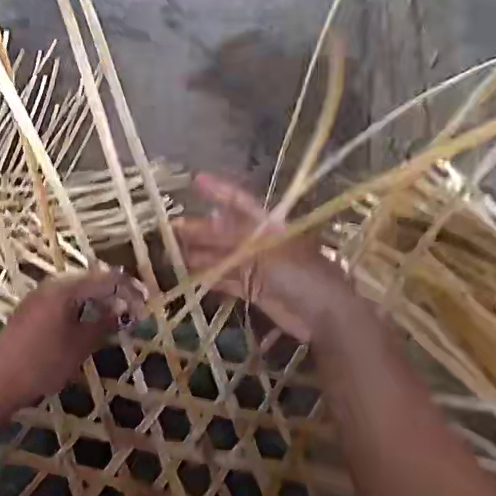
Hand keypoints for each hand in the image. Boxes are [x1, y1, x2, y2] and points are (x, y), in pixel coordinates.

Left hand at [0, 268, 145, 414]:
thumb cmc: (41, 363)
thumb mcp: (79, 345)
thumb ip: (103, 323)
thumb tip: (123, 308)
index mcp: (65, 288)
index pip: (106, 279)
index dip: (129, 290)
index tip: (146, 305)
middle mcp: (52, 285)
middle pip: (91, 279)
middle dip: (115, 292)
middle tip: (135, 308)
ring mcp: (39, 296)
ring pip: (77, 289)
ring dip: (99, 299)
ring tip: (117, 315)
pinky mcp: (32, 310)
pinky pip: (64, 299)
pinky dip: (82, 306)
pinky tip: (90, 321)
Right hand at [171, 173, 361, 341]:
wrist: (325, 315)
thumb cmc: (301, 273)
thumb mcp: (267, 249)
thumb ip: (235, 236)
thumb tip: (208, 218)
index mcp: (269, 225)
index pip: (239, 201)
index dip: (219, 190)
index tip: (195, 180)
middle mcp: (261, 242)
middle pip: (225, 232)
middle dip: (199, 230)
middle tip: (170, 229)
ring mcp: (257, 267)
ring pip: (223, 257)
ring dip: (200, 255)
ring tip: (172, 254)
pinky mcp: (254, 290)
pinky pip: (227, 280)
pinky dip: (210, 278)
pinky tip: (190, 276)